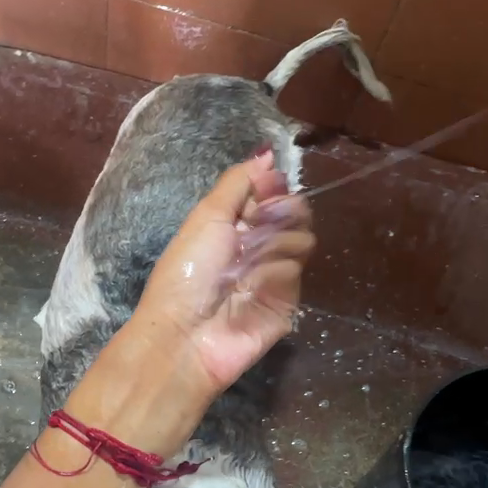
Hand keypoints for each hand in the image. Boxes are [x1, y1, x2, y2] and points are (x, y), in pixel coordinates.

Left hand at [127, 153, 314, 393]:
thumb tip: (267, 153)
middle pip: (294, 213)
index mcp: (231, 224)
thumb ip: (238, 182)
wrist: (186, 334)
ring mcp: (273, 275)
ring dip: (275, 243)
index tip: (265, 191)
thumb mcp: (206, 216)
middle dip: (280, 212)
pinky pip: (297, 271)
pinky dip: (275, 272)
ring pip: (302, 239)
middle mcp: (255, 247)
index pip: (270, 193)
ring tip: (247, 262)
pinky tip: (254, 285)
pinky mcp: (288, 302)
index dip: (271, 188)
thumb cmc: (189, 270)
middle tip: (257, 226)